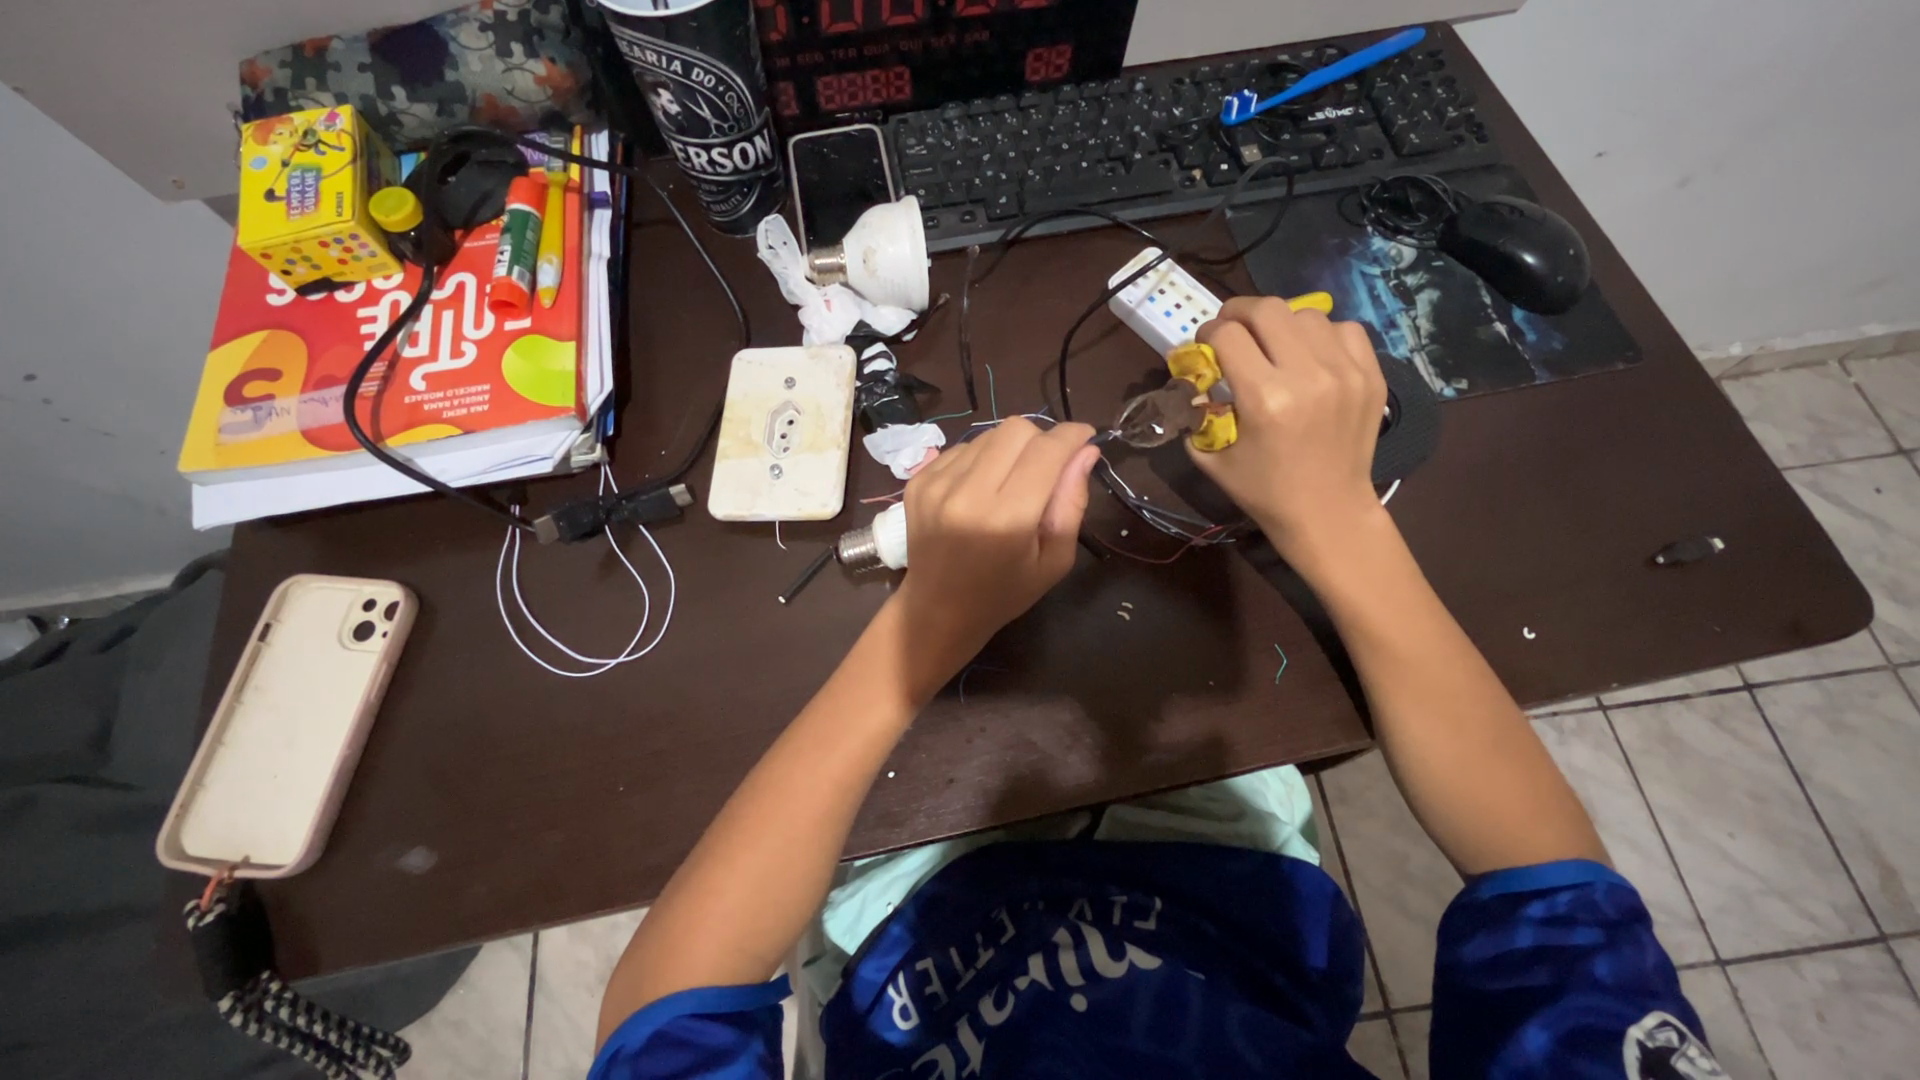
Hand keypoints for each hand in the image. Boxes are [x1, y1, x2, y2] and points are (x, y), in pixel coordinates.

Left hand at [891, 417, 1100, 675]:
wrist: (938, 609)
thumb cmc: (1004, 592)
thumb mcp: (1054, 561)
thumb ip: (1072, 504)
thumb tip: (1085, 451)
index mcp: (1006, 519)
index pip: (1046, 451)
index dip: (1072, 436)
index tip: (1086, 437)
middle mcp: (967, 493)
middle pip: (1017, 429)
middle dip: (1041, 440)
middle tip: (1048, 466)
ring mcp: (936, 484)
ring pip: (988, 435)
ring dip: (1009, 450)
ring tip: (1011, 483)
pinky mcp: (918, 480)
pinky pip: (962, 448)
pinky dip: (981, 459)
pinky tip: (981, 490)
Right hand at [1192, 297, 1389, 566]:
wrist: (1328, 512)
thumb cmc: (1264, 491)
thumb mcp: (1212, 459)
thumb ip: (1196, 416)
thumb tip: (1192, 383)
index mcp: (1264, 398)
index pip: (1227, 335)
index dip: (1208, 332)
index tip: (1205, 343)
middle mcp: (1307, 376)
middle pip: (1268, 309)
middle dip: (1240, 312)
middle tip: (1233, 328)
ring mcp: (1345, 373)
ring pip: (1307, 315)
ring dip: (1281, 323)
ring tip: (1273, 342)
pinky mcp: (1371, 376)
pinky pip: (1344, 329)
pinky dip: (1321, 334)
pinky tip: (1310, 354)